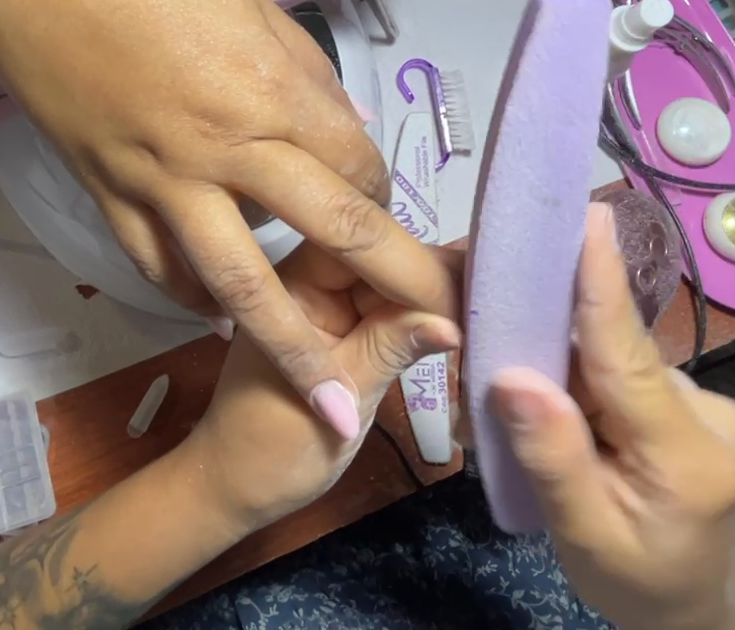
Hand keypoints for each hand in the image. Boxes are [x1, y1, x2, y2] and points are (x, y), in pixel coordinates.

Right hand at [0, 0, 457, 440]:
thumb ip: (300, 68)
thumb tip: (340, 124)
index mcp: (266, 88)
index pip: (352, 162)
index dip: (382, 189)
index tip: (387, 205)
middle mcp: (224, 149)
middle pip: (329, 229)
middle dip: (394, 280)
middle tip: (439, 320)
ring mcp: (159, 181)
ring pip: (238, 282)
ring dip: (293, 345)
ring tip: (330, 396)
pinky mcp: (105, 193)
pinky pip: (154, 265)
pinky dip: (189, 298)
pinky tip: (214, 317)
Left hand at [177, 242, 463, 532]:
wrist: (236, 486)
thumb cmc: (273, 449)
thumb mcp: (342, 401)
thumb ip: (391, 349)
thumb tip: (453, 320)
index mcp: (294, 285)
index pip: (358, 248)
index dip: (417, 262)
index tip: (480, 278)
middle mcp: (309, 279)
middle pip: (377, 258)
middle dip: (432, 271)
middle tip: (498, 282)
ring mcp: (324, 301)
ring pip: (386, 281)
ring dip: (431, 291)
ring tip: (490, 291)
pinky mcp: (339, 324)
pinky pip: (383, 308)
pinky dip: (417, 313)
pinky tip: (460, 310)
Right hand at [488, 203, 734, 629]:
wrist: (692, 610)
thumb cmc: (637, 584)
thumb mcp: (585, 536)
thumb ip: (553, 458)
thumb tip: (512, 376)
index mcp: (686, 453)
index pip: (628, 354)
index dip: (602, 282)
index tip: (588, 214)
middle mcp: (703, 411)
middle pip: (604, 352)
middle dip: (540, 343)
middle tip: (480, 347)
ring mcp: (696, 401)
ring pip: (601, 359)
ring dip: (551, 366)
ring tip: (504, 395)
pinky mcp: (678, 398)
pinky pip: (609, 371)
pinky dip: (570, 380)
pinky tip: (544, 403)